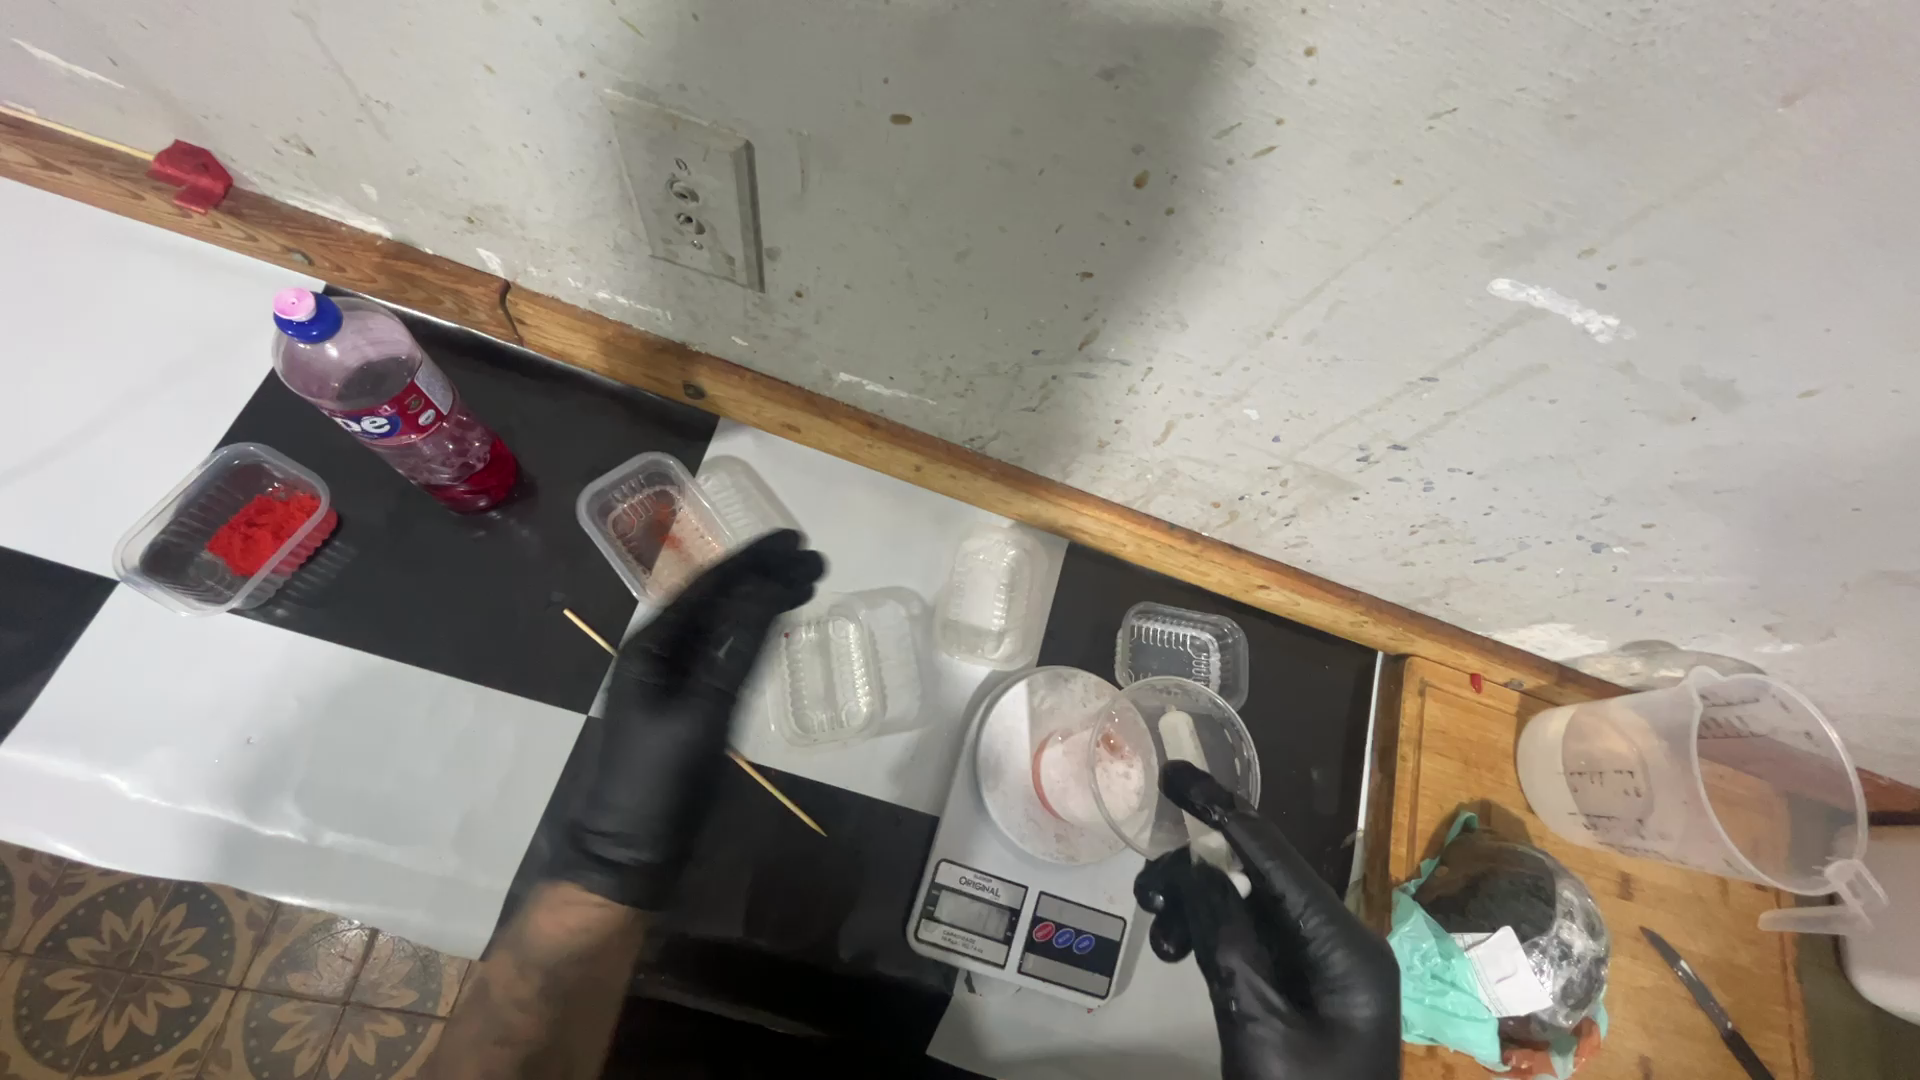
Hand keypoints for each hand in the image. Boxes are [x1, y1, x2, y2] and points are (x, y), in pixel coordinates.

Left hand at [550, 529, 824, 909]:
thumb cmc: (660, 782)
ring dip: (765, 599)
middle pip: (719, 598)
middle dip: (765, 575)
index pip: (710, 586)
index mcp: (653, 645)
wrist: (631, 852)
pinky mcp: (693, 701)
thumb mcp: (702, 712)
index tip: (798, 541)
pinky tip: (780, 624)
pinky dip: (758, 632)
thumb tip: (767, 585)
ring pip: (726, 623)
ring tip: (807, 583)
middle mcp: (663, 651)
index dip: (754, 560)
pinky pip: (729, 651)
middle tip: (815, 560)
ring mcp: (677, 677)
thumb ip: (736, 648)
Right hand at [1135, 762, 1400, 1079]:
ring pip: (1239, 903)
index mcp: (1342, 944)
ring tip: (1156, 926)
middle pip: (1253, 874)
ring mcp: (1312, 961)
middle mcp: (1332, 940)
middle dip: (1194, 869)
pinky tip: (1172, 949)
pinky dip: (1202, 934)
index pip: (1272, 853)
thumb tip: (1191, 864)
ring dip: (1191, 905)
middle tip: (1146, 880)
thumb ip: (1221, 931)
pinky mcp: (1289, 981)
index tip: (1174, 772)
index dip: (1219, 807)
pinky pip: (1240, 935)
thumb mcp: (1253, 1016)